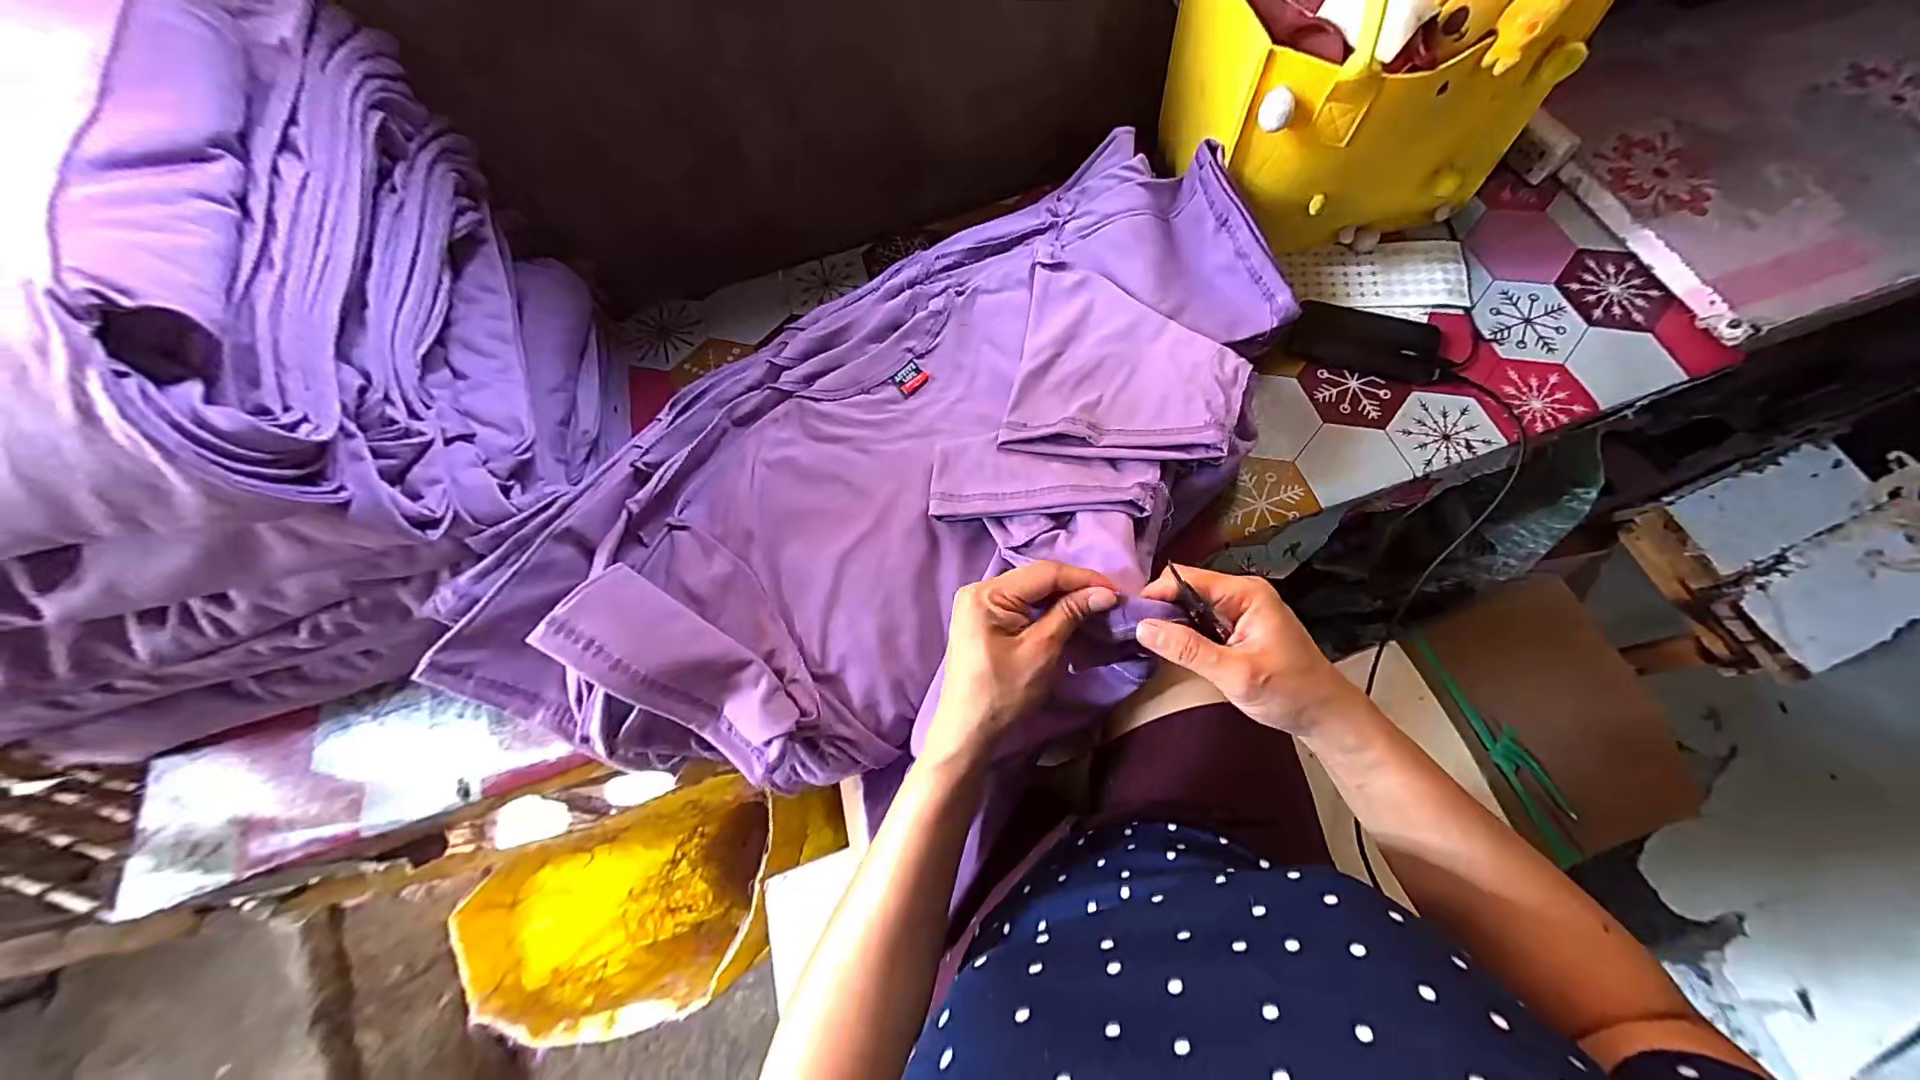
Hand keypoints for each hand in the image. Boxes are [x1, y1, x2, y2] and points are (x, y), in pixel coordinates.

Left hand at [921, 561, 1120, 765]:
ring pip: (1031, 591)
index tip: (1117, 590)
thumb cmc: (1002, 694)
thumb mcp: (1040, 651)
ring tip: (1097, 605)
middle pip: (1037, 578)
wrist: (967, 732)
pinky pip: (1022, 604)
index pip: (1044, 572)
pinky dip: (1047, 609)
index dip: (1084, 578)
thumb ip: (1070, 614)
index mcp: (986, 593)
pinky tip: (1071, 614)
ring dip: (1064, 597)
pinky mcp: (984, 620)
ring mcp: (979, 604)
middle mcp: (978, 589)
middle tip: (1111, 598)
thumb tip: (1105, 593)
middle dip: (1075, 586)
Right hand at [1134, 563, 1360, 735]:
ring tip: (1143, 639)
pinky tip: (1168, 648)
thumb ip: (1188, 649)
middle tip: (1132, 632)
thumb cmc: (1289, 692)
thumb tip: (1142, 627)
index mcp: (1245, 593)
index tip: (1130, 617)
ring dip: (1170, 622)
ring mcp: (1239, 610)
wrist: (1327, 716)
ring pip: (1191, 606)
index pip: (1186, 578)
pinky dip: (1183, 633)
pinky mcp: (1236, 628)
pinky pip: (1200, 621)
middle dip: (1159, 608)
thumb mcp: (1235, 673)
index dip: (1156, 593)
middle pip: (1186, 589)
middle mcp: (1241, 594)